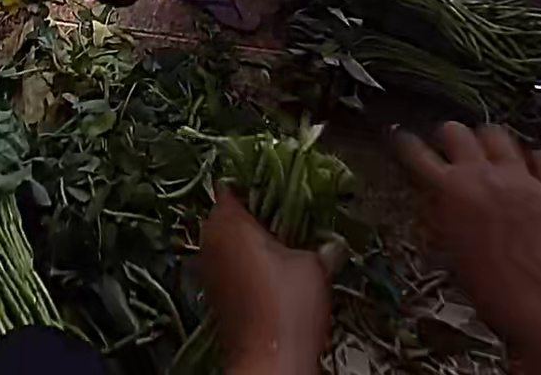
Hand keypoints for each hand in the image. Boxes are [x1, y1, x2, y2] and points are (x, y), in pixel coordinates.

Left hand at [199, 191, 333, 374]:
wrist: (267, 358)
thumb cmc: (286, 306)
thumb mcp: (312, 268)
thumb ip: (321, 248)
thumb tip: (333, 243)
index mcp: (227, 218)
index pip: (232, 185)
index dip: (253, 183)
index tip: (274, 187)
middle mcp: (209, 233)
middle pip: (229, 211)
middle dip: (255, 214)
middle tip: (284, 221)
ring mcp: (207, 259)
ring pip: (227, 236)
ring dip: (248, 240)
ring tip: (280, 249)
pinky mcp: (211, 284)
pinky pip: (226, 259)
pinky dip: (243, 261)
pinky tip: (268, 275)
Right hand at [395, 124, 540, 373]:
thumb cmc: (499, 295)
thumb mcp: (446, 248)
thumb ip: (434, 210)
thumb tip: (428, 194)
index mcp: (447, 189)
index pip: (411, 147)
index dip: (403, 142)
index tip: (404, 143)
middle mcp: (482, 178)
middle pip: (455, 130)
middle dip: (447, 138)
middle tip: (449, 151)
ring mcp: (524, 184)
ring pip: (498, 135)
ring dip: (489, 144)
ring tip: (491, 158)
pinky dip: (540, 160)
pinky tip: (534, 171)